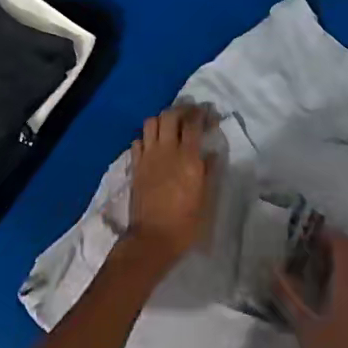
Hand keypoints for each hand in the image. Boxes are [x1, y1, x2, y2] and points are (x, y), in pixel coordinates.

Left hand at [123, 103, 216, 271]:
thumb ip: (209, 171)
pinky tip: (154, 144)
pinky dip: (146, 137)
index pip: (194, 123)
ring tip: (171, 125)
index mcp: (188, 158)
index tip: (210, 113)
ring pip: (151, 122)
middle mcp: (167, 150)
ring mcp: (148, 156)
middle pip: (170, 115)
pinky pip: (138, 140)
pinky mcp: (135, 165)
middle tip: (191, 113)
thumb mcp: (206, 199)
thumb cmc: (186, 222)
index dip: (202, 114)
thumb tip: (212, 152)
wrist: (153, 237)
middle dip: (182, 109)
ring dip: (162, 119)